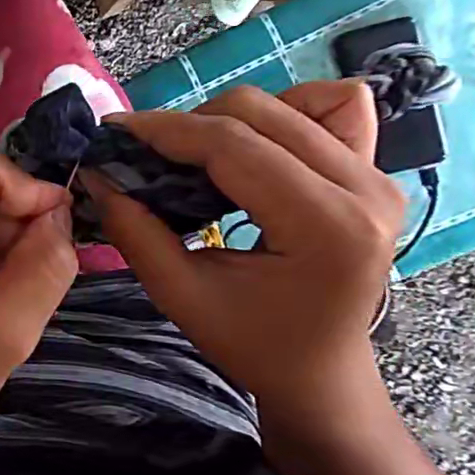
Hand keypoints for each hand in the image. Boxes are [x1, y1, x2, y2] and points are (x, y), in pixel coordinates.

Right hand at [84, 82, 405, 428]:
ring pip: (292, 101)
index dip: (164, 130)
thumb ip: (133, 229)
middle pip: (259, 111)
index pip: (233, 144)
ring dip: (228, 120)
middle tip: (147, 158)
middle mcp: (365, 190)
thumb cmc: (250, 341)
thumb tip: (96, 173)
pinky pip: (334, 109)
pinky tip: (254, 147)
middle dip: (188, 125)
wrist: (320, 372)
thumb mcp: (178, 293)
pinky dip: (285, 113)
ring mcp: (379, 177)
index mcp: (325, 226)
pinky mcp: (375, 172)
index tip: (112, 134)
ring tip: (196, 158)